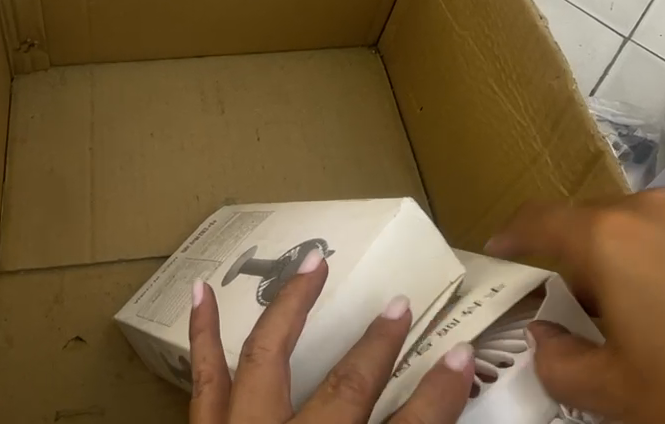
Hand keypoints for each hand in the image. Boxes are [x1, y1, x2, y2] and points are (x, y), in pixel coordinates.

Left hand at [187, 249, 474, 423]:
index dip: (438, 399)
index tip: (462, 358)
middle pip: (343, 393)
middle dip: (376, 348)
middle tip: (399, 305)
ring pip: (265, 362)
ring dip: (290, 309)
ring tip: (309, 263)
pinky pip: (203, 381)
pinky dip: (203, 335)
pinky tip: (202, 290)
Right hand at [485, 191, 664, 423]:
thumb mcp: (622, 400)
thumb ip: (562, 363)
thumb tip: (542, 338)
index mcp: (607, 239)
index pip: (537, 222)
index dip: (511, 236)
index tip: (498, 252)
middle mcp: (654, 207)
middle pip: (598, 223)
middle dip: (586, 261)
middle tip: (595, 312)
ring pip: (655, 225)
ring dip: (644, 257)